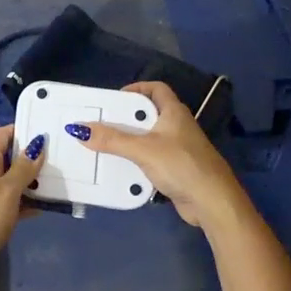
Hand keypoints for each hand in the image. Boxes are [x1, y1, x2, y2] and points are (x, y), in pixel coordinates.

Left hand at [0, 125, 44, 274]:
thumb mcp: (8, 190)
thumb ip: (24, 167)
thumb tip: (37, 145)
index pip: (4, 133)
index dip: (24, 130)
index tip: (49, 131)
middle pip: (10, 156)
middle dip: (33, 157)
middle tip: (62, 159)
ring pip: (12, 179)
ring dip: (31, 181)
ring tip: (59, 182)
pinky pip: (10, 199)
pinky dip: (24, 201)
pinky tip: (43, 207)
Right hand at [74, 82, 247, 229]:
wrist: (212, 202)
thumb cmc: (181, 165)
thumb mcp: (143, 149)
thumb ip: (111, 139)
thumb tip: (78, 128)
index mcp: (174, 112)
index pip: (156, 88)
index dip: (137, 88)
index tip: (115, 98)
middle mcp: (177, 126)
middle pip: (148, 115)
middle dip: (125, 118)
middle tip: (101, 123)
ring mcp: (178, 149)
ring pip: (148, 139)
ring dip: (128, 142)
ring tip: (103, 146)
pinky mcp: (176, 170)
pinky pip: (151, 159)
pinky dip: (136, 162)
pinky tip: (120, 169)